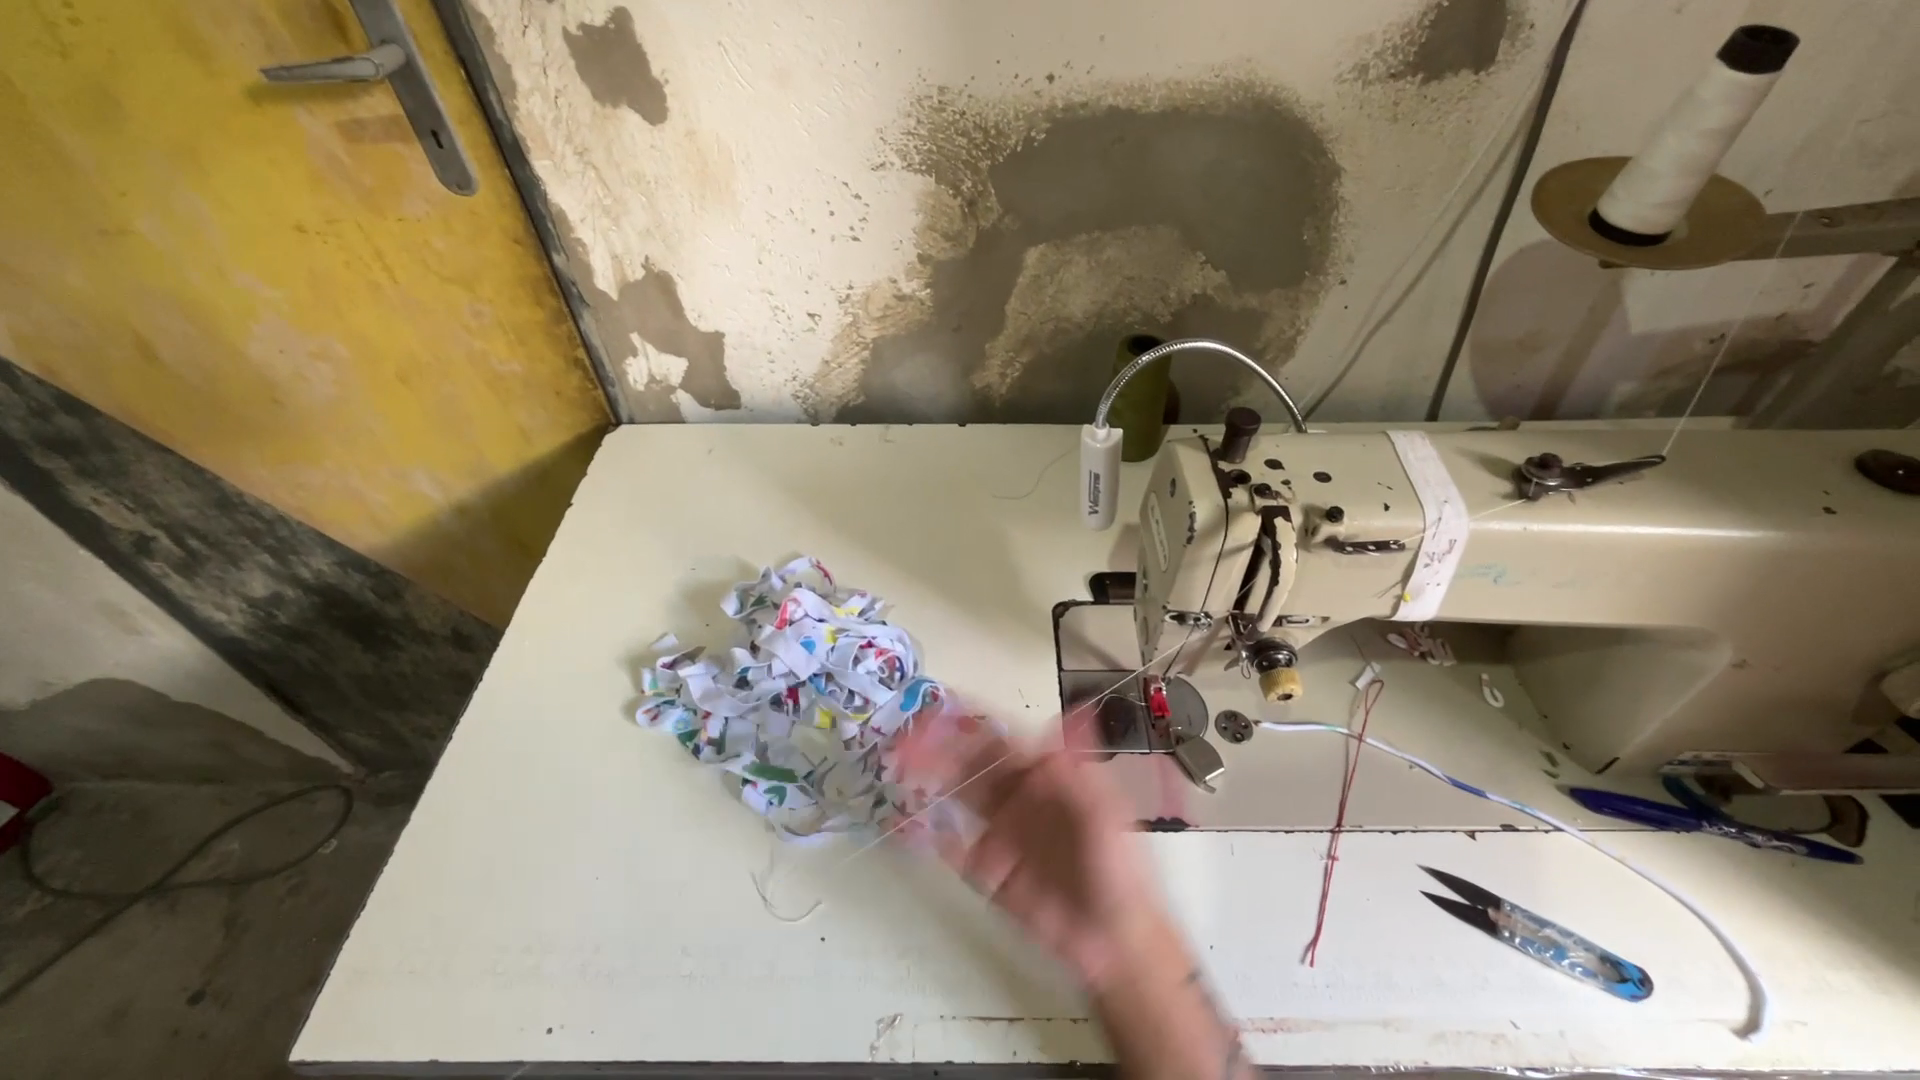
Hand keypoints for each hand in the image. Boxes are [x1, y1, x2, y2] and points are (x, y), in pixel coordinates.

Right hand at [895, 709, 1163, 990]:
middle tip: (908, 732)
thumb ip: (1080, 764)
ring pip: (960, 798)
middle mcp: (1020, 799)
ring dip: (931, 779)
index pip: (1005, 739)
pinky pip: (954, 849)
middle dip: (941, 745)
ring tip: (901, 764)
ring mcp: (1001, 835)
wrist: (1115, 939)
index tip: (943, 702)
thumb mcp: (1103, 810)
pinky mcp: (989, 872)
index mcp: (1048, 778)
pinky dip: (931, 836)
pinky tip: (911, 823)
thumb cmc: (1118, 869)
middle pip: (974, 764)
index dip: (974, 720)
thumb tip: (1073, 711)